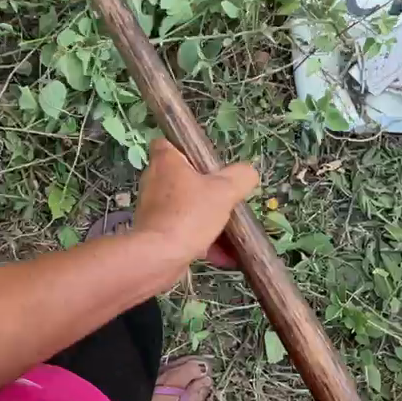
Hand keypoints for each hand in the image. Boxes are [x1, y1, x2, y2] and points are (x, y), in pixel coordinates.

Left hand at [131, 139, 258, 270]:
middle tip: (228, 201)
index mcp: (166, 162)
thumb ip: (240, 177)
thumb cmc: (189, 214)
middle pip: (183, 179)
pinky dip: (202, 241)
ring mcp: (153, 208)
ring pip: (186, 208)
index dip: (183, 149)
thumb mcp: (224, 191)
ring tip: (232, 236)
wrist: (159, 256)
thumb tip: (248, 173)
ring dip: (210, 221)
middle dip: (207, 192)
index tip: (204, 162)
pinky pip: (183, 231)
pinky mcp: (155, 232)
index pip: (165, 143)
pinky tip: (224, 257)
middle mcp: (155, 181)